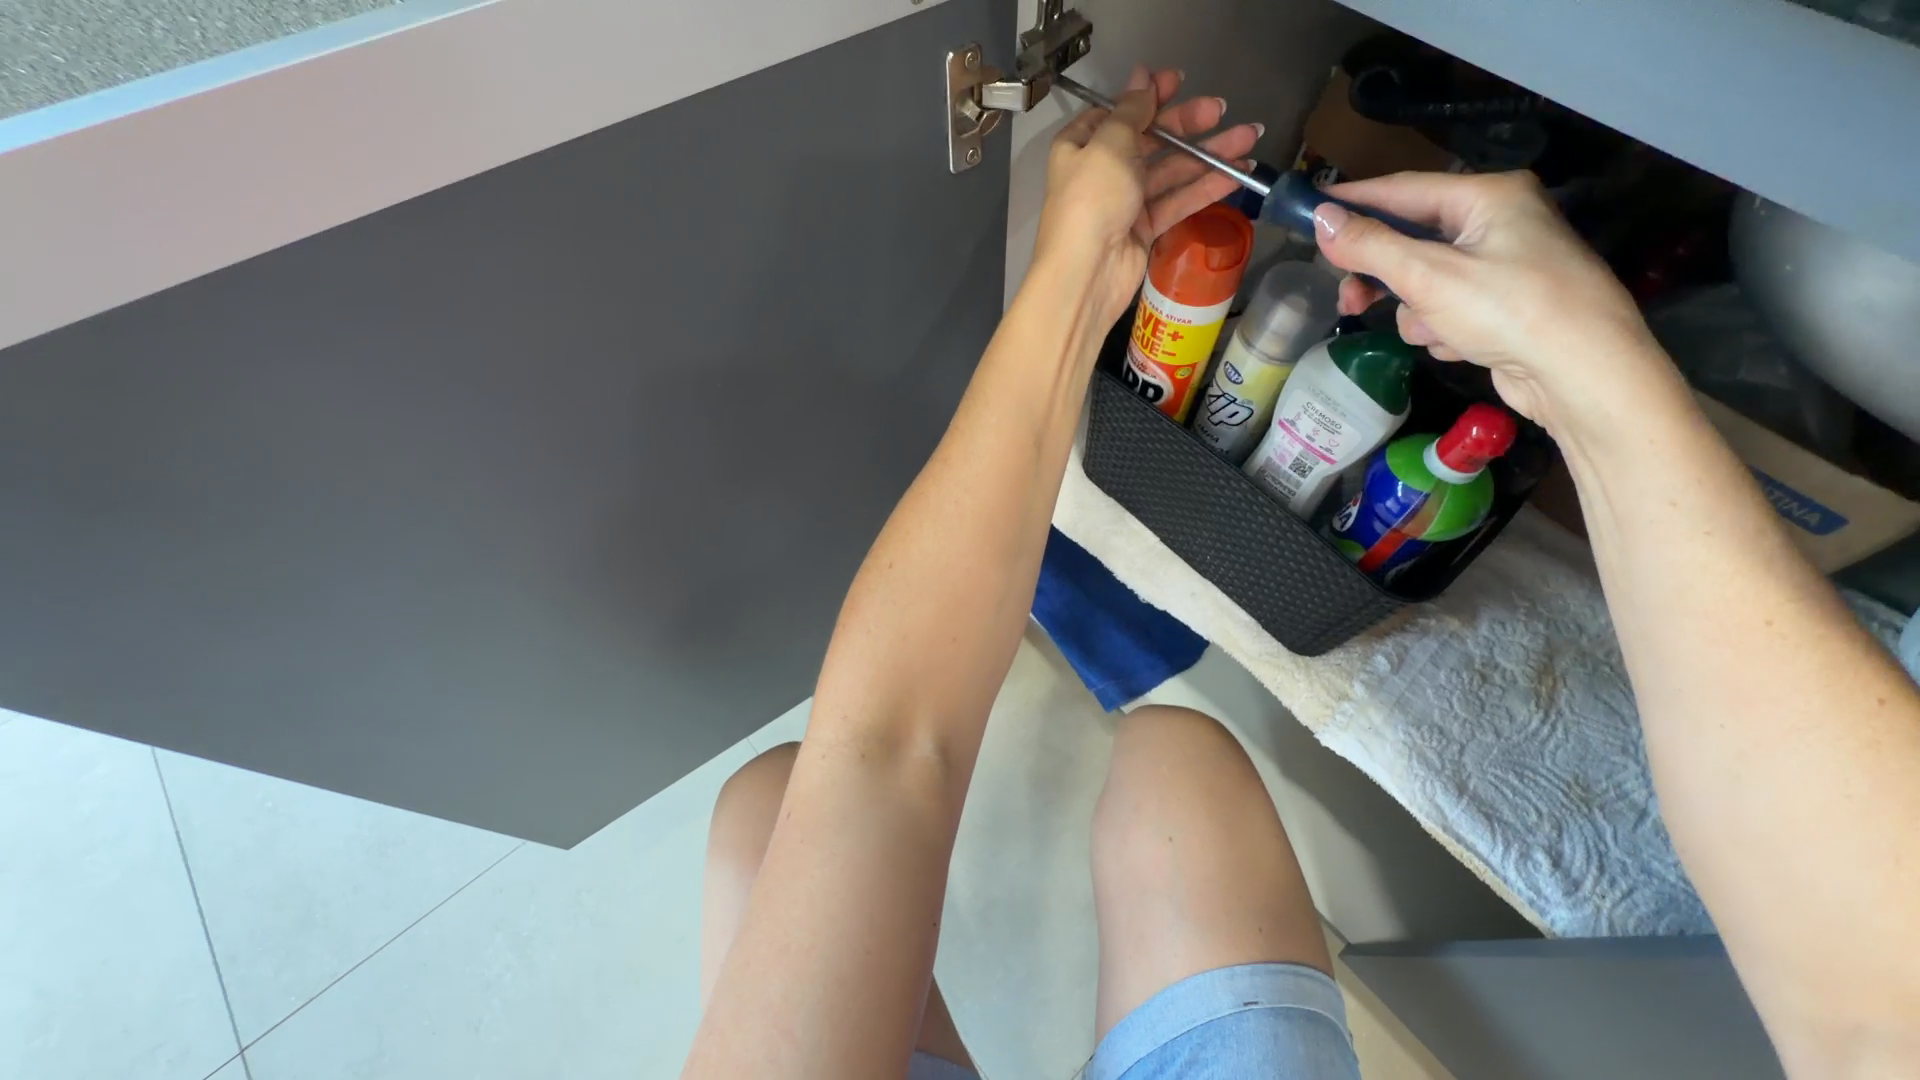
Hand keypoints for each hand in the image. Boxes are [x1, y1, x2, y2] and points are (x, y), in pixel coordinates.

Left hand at [1030, 66, 1261, 329]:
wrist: (1087, 272)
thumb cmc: (1091, 200)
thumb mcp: (1109, 144)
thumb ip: (1132, 110)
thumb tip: (1142, 76)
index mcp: (1081, 145)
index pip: (1119, 113)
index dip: (1149, 97)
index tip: (1178, 81)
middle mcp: (1102, 171)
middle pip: (1150, 140)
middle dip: (1186, 124)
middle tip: (1219, 108)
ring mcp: (1125, 202)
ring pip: (1171, 171)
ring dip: (1209, 154)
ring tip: (1249, 136)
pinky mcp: (1144, 229)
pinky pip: (1178, 201)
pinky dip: (1206, 187)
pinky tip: (1237, 173)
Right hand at [1313, 171, 1670, 435]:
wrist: (1581, 372)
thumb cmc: (1509, 310)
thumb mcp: (1428, 277)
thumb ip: (1370, 246)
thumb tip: (1320, 219)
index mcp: (1487, 197)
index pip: (1402, 189)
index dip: (1352, 202)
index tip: (1308, 212)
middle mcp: (1497, 221)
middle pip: (1410, 240)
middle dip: (1382, 276)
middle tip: (1349, 301)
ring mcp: (1502, 264)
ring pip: (1423, 280)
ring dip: (1416, 310)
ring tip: (1432, 331)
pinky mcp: (1503, 303)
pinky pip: (1446, 307)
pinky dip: (1441, 327)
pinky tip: (1459, 343)